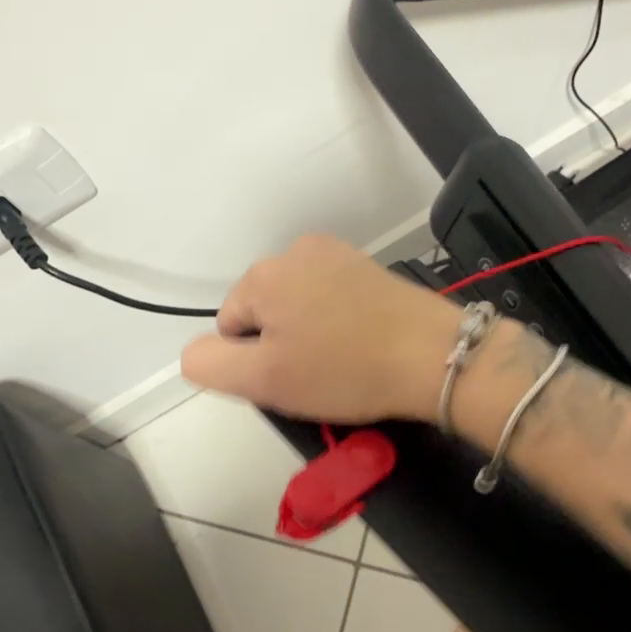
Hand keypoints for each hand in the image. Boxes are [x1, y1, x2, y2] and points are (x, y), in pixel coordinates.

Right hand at [181, 235, 462, 423]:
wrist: (434, 356)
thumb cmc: (344, 370)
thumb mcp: (265, 379)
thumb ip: (211, 364)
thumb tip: (197, 351)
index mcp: (263, 274)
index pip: (229, 327)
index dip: (253, 364)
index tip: (291, 380)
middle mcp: (296, 251)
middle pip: (264, 312)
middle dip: (281, 346)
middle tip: (317, 376)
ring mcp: (337, 255)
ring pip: (299, 307)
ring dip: (309, 335)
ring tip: (343, 363)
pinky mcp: (369, 268)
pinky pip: (332, 300)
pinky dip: (338, 325)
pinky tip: (362, 345)